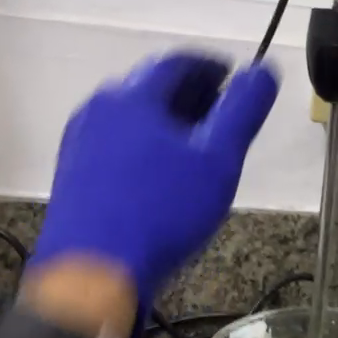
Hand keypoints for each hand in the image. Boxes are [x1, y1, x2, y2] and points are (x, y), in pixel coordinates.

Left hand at [31, 52, 278, 309]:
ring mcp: (80, 142)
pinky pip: (118, 143)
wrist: (92, 275)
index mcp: (133, 96)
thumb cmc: (163, 210)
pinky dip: (148, 144)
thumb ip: (243, 109)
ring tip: (201, 147)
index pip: (178, 62)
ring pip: (134, 117)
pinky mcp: (74, 174)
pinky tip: (165, 175)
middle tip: (224, 113)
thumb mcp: (218, 159)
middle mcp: (99, 109)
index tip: (235, 77)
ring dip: (170, 121)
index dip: (213, 66)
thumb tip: (264, 70)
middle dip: (193, 94)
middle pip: (153, 88)